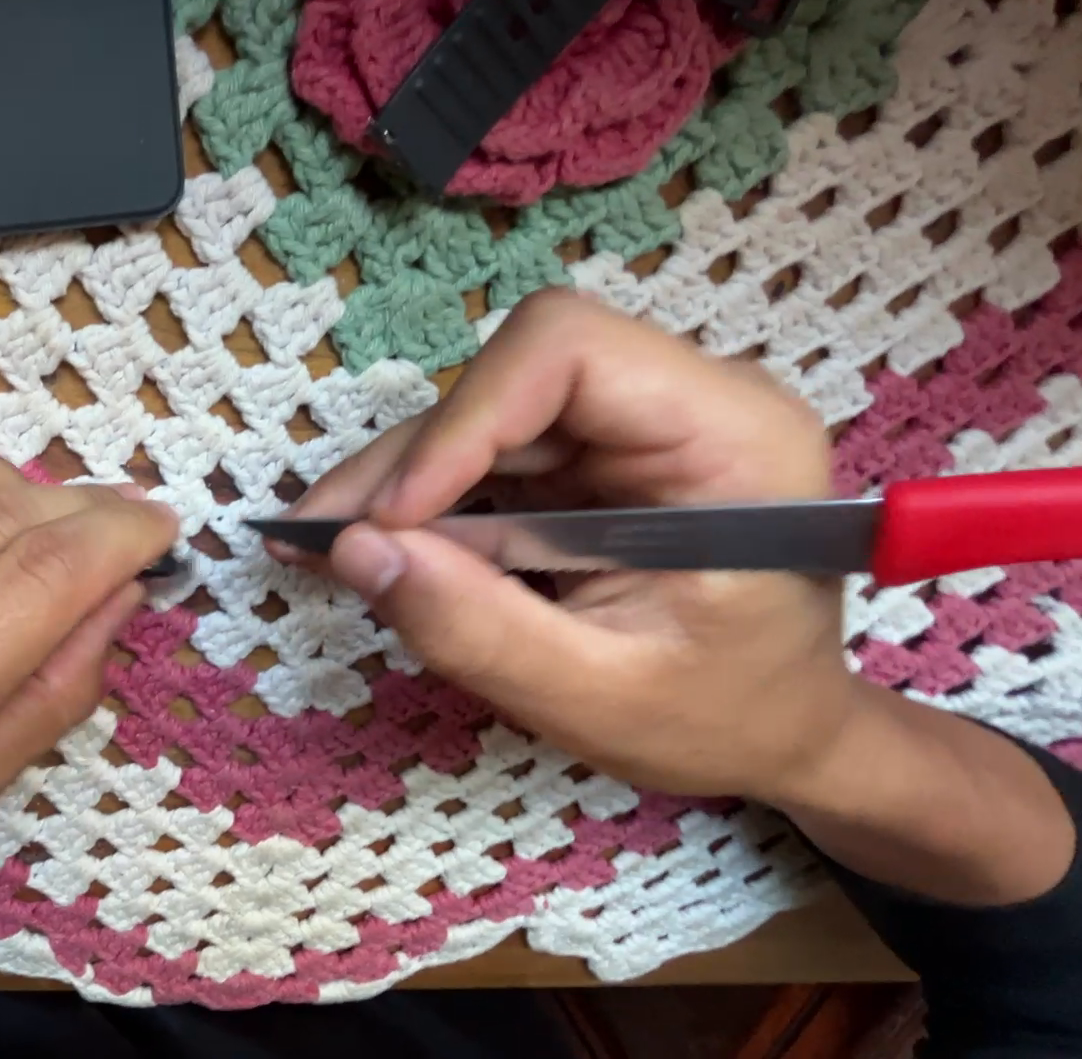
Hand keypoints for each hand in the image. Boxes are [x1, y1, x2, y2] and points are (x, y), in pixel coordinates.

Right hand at [277, 290, 853, 801]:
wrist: (770, 729)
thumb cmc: (718, 719)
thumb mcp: (595, 698)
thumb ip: (477, 629)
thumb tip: (354, 551)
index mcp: (722, 436)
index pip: (564, 351)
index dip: (463, 423)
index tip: (394, 519)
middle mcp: (667, 404)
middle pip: (496, 386)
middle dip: (396, 467)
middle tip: (311, 539)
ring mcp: (613, 428)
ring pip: (465, 422)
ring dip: (383, 487)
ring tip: (314, 548)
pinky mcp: (570, 461)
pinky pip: (467, 461)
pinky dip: (403, 506)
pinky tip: (357, 545)